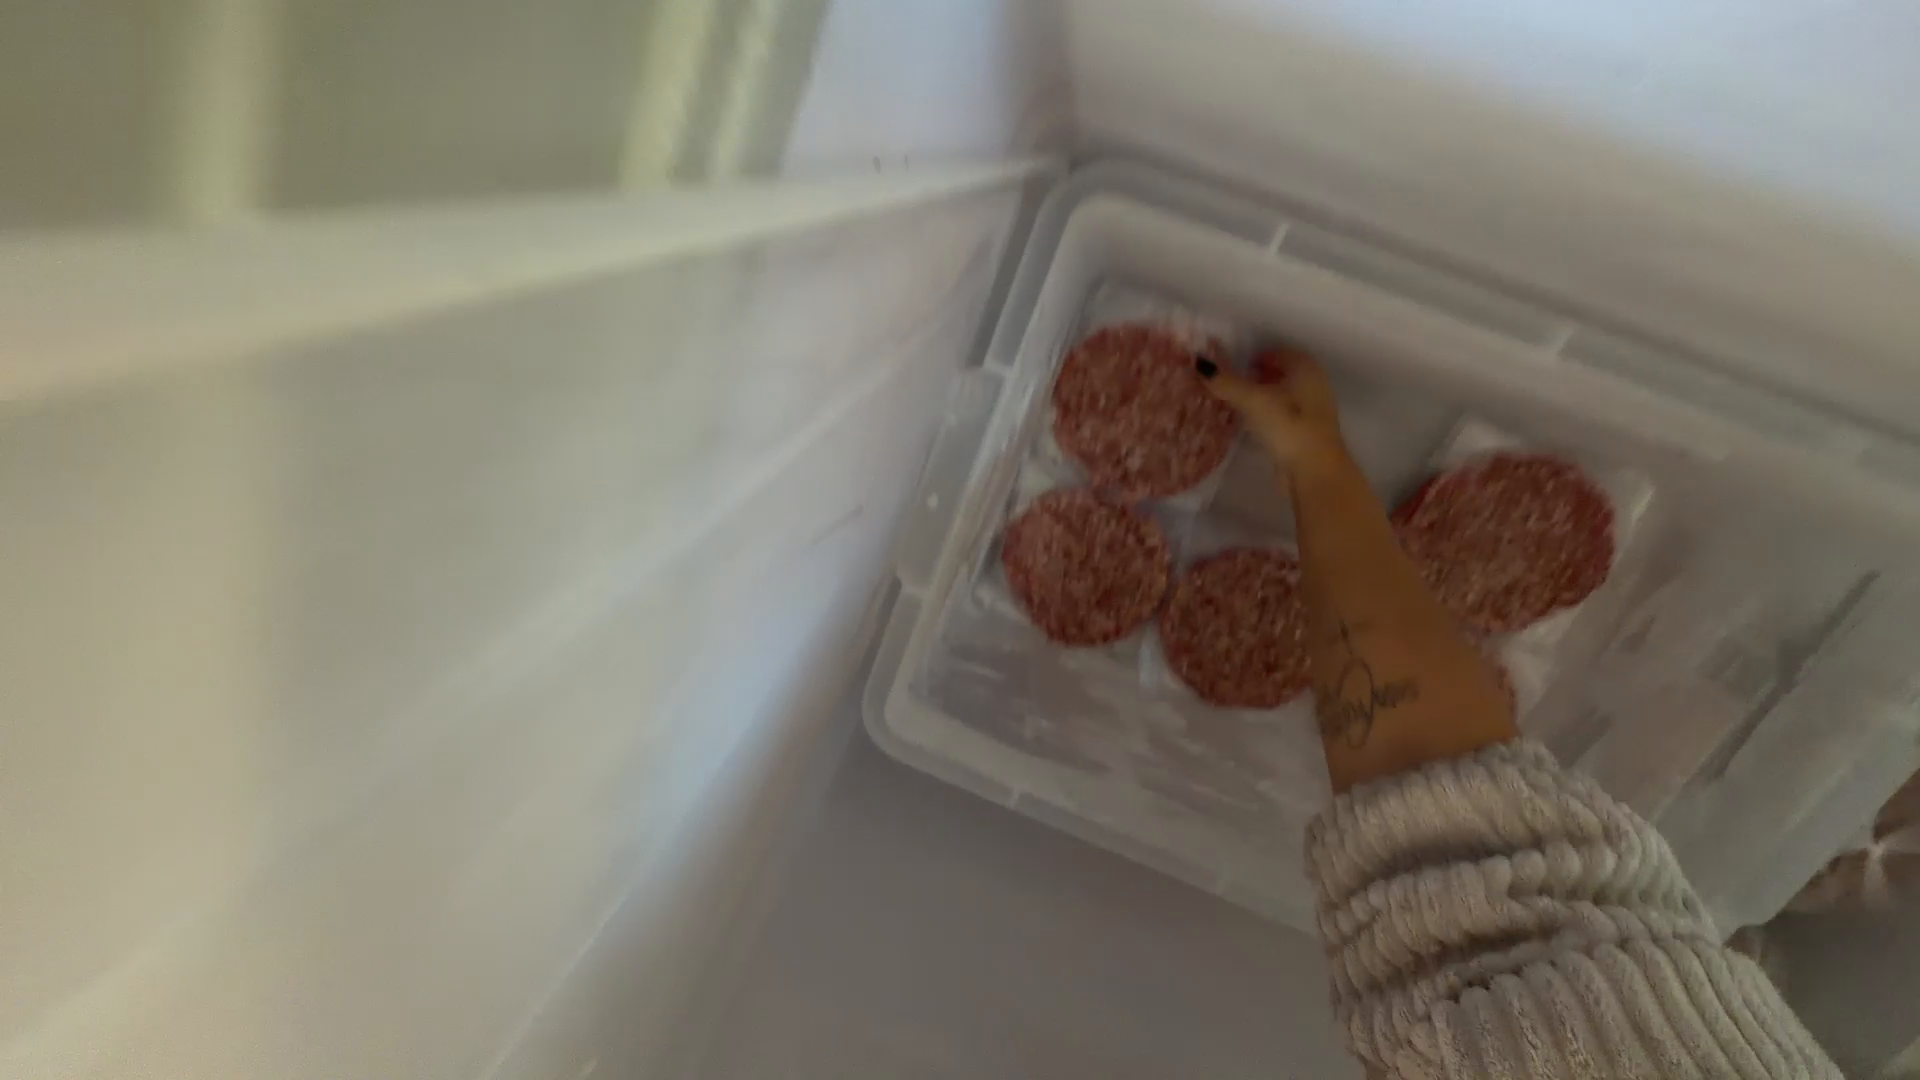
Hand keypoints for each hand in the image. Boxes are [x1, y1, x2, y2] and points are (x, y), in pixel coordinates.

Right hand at [1197, 348, 1348, 474]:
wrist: (1310, 469)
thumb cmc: (1286, 424)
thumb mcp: (1252, 400)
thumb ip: (1226, 382)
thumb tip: (1199, 364)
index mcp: (1306, 371)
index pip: (1281, 353)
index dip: (1259, 354)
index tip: (1235, 362)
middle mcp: (1312, 387)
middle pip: (1282, 374)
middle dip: (1259, 375)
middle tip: (1231, 381)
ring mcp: (1310, 413)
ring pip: (1282, 397)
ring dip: (1261, 397)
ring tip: (1234, 401)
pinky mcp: (1302, 435)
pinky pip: (1280, 416)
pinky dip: (1265, 415)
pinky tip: (1248, 423)